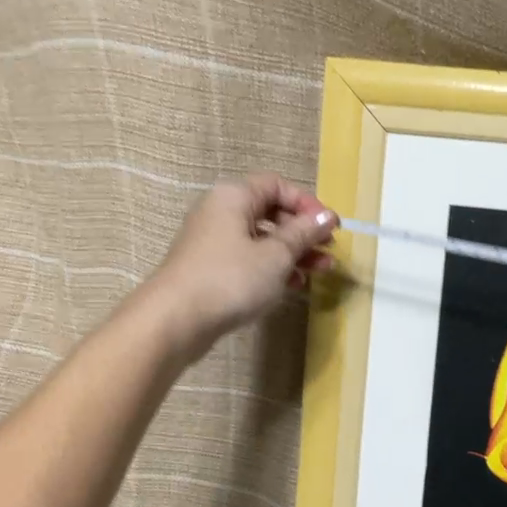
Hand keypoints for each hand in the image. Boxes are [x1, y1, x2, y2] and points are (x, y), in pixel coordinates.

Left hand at [143, 174, 337, 352]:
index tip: (331, 227)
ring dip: (293, 253)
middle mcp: (220, 212)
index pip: (277, 186)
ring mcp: (213, 242)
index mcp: (234, 196)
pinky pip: (249, 260)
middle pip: (270, 212)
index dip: (307, 203)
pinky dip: (272, 269)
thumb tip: (326, 217)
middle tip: (329, 251)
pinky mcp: (211, 269)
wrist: (175, 320)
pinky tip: (293, 286)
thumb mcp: (276, 255)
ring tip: (320, 272)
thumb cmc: (230, 278)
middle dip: (303, 232)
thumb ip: (303, 233)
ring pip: (262, 239)